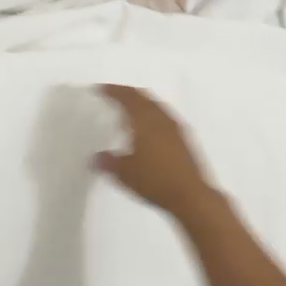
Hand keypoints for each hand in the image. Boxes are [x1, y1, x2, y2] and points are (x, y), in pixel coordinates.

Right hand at [95, 85, 218, 219]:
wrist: (191, 196)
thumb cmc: (154, 180)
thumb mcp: (123, 173)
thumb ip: (108, 162)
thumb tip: (95, 158)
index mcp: (145, 119)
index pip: (127, 97)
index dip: (112, 90)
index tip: (100, 89)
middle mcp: (161, 118)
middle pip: (143, 97)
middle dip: (127, 94)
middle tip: (113, 96)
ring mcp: (176, 128)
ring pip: (156, 106)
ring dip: (141, 104)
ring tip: (129, 114)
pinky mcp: (185, 140)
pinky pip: (164, 118)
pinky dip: (152, 116)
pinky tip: (147, 132)